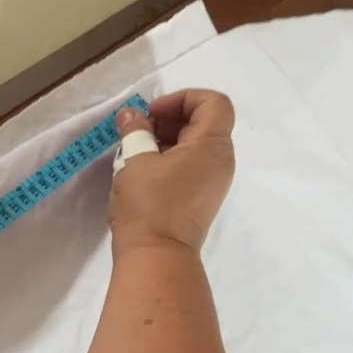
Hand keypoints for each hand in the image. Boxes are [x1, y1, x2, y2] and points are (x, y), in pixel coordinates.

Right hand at [109, 90, 235, 255]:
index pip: (212, 102)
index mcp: (212, 146)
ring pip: (195, 145)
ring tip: (135, 152)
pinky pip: (190, 166)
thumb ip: (134, 131)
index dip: (181, 99)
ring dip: (165, 140)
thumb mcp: (135, 160)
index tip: (150, 114)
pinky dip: (168, 159)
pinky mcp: (199, 198)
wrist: (156, 254)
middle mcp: (220, 161)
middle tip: (137, 131)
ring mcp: (212, 182)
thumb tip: (131, 115)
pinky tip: (142, 172)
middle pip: (204, 122)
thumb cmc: (148, 204)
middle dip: (169, 119)